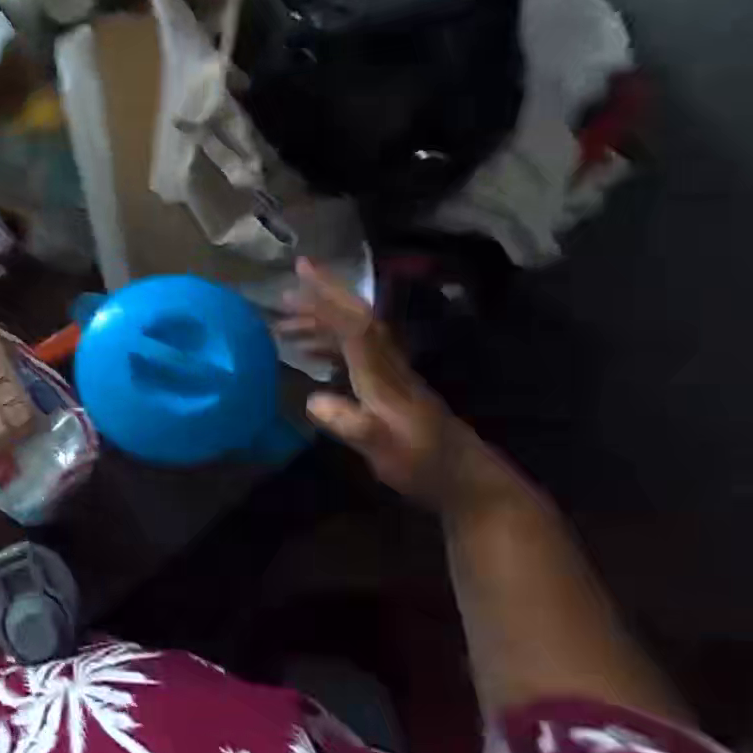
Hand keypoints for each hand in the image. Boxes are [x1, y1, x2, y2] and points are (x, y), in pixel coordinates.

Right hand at [280, 258, 498, 512]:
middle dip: (323, 298)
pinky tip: (309, 353)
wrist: (469, 481)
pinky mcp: (389, 387)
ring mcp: (391, 375)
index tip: (303, 271)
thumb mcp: (385, 451)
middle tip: (287, 286)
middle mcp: (388, 366)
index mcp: (384, 375)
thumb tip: (312, 399)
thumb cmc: (424, 465)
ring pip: (353, 335)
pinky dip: (329, 344)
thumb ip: (352, 425)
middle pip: (356, 320)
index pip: (355, 325)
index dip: (328, 297)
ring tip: (283, 324)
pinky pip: (354, 353)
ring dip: (320, 323)